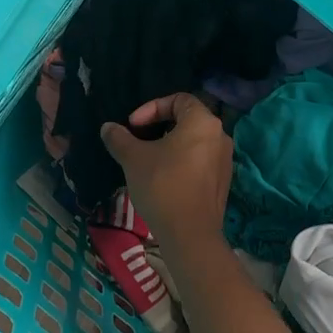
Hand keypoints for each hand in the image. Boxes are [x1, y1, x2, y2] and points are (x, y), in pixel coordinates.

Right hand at [100, 93, 231, 252]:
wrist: (190, 233)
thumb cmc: (162, 185)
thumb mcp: (133, 158)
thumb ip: (119, 138)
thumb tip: (107, 128)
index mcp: (203, 122)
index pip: (179, 99)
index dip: (152, 108)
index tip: (133, 126)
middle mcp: (220, 136)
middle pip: (187, 120)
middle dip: (159, 127)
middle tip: (138, 142)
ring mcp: (225, 160)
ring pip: (194, 143)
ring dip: (169, 146)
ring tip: (147, 161)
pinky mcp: (223, 182)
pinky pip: (200, 162)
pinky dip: (181, 162)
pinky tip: (164, 179)